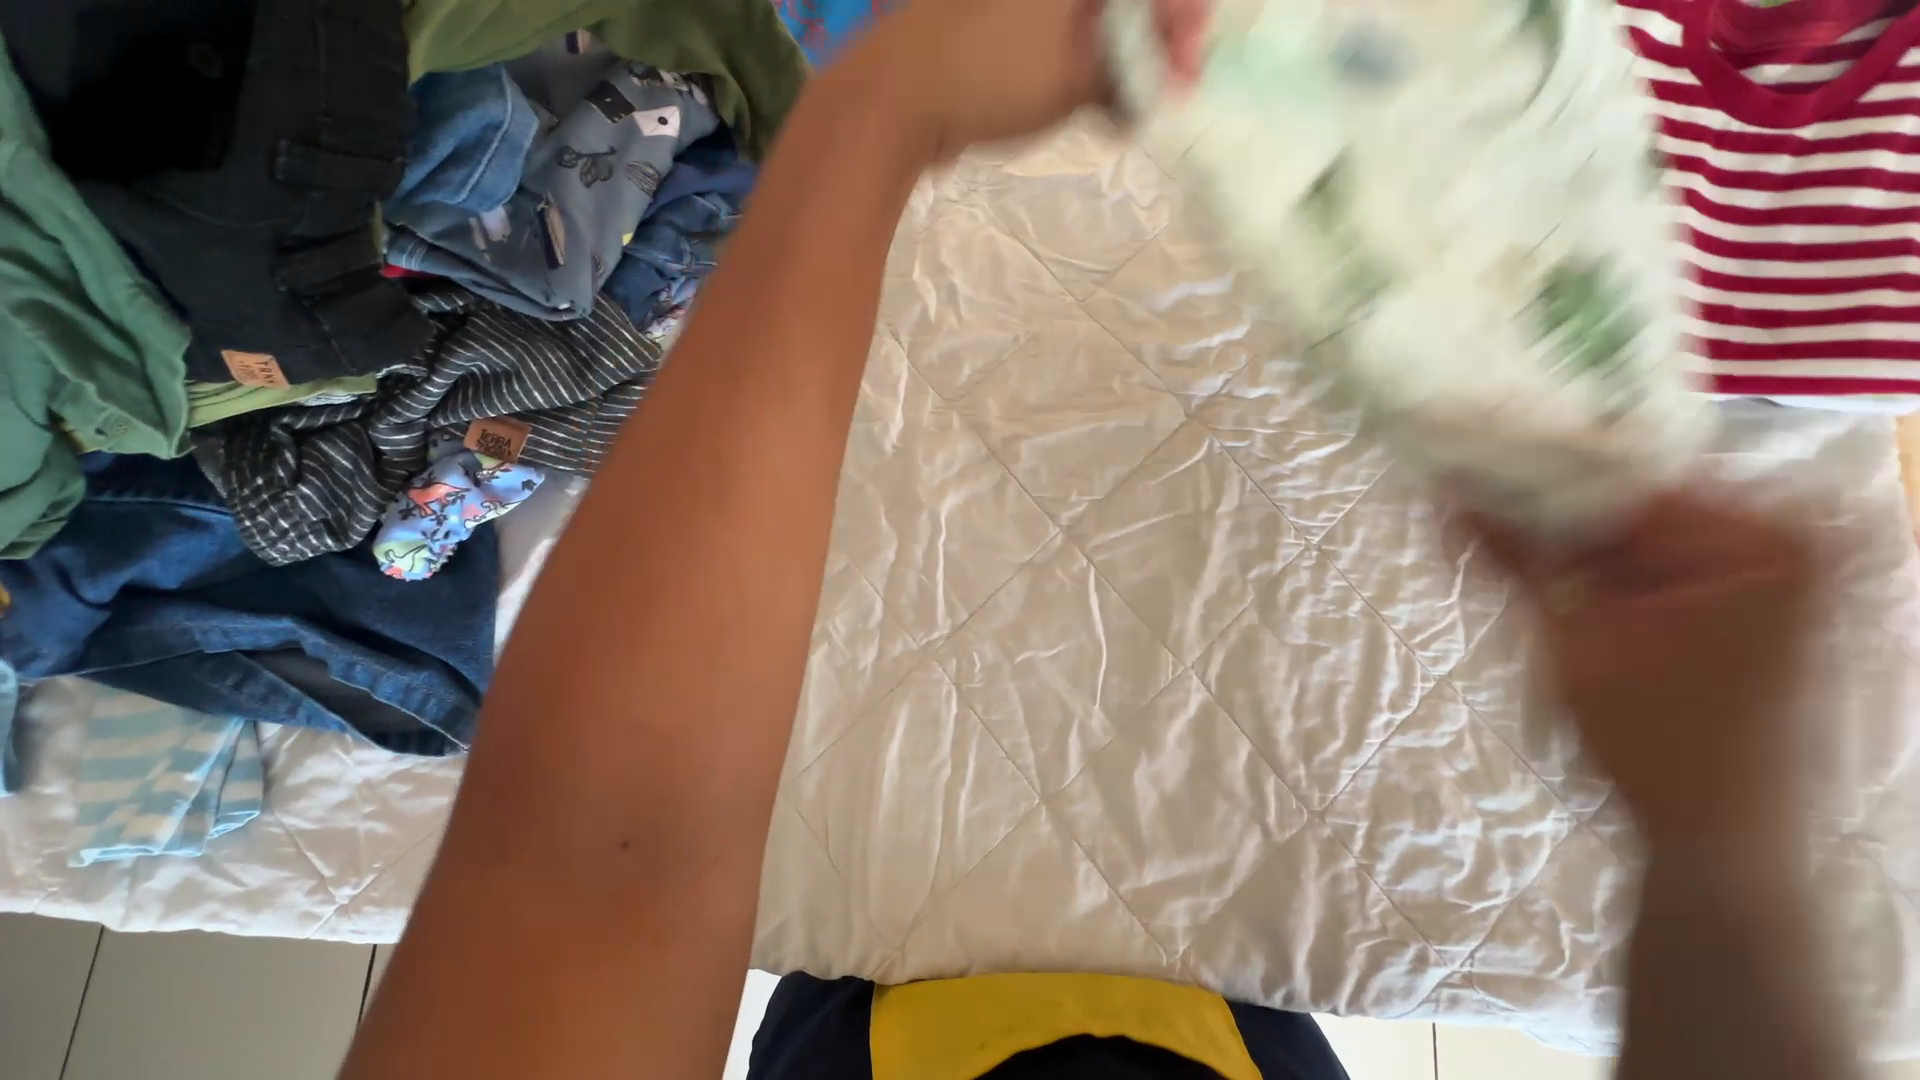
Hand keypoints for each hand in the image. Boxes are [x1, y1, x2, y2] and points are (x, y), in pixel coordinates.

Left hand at [848, 0, 1211, 161]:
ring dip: (1124, 68)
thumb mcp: (1074, 77)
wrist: (892, 101)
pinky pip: (1064, 41)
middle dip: (1155, 48)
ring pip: (1099, 24)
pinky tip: (1100, 114)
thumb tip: (1161, 85)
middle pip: (1128, 6)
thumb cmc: (988, 76)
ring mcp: (1025, 5)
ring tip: (1127, 117)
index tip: (1186, 74)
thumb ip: (1132, 73)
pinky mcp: (1004, 27)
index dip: (1183, 22)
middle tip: (1162, 99)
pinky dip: (1088, 73)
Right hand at [1470, 493, 1816, 844]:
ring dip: (1564, 543)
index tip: (1460, 469)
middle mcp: (1796, 538)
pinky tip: (1543, 576)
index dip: (1531, 477)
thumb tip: (1443, 495)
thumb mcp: (1571, 640)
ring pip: (1638, 535)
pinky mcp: (1761, 601)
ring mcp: (1784, 571)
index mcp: (1775, 535)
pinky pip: (1658, 564)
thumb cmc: (1658, 743)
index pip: (1623, 481)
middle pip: (1633, 505)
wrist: (1726, 843)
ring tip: (1489, 540)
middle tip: (1461, 503)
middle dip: (1545, 512)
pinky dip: (1597, 570)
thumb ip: (1512, 558)